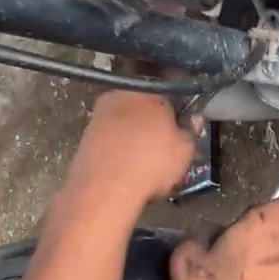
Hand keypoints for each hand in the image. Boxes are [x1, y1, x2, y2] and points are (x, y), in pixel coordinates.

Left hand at [64, 91, 197, 213]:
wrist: (104, 188)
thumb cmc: (151, 162)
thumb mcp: (184, 149)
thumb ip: (191, 130)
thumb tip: (193, 118)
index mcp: (149, 91)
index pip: (169, 92)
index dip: (178, 110)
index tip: (182, 127)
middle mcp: (121, 95)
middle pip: (143, 105)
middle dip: (153, 121)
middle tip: (164, 145)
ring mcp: (99, 114)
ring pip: (125, 121)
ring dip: (135, 135)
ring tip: (144, 160)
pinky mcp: (85, 135)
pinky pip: (111, 138)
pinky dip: (119, 148)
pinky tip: (126, 167)